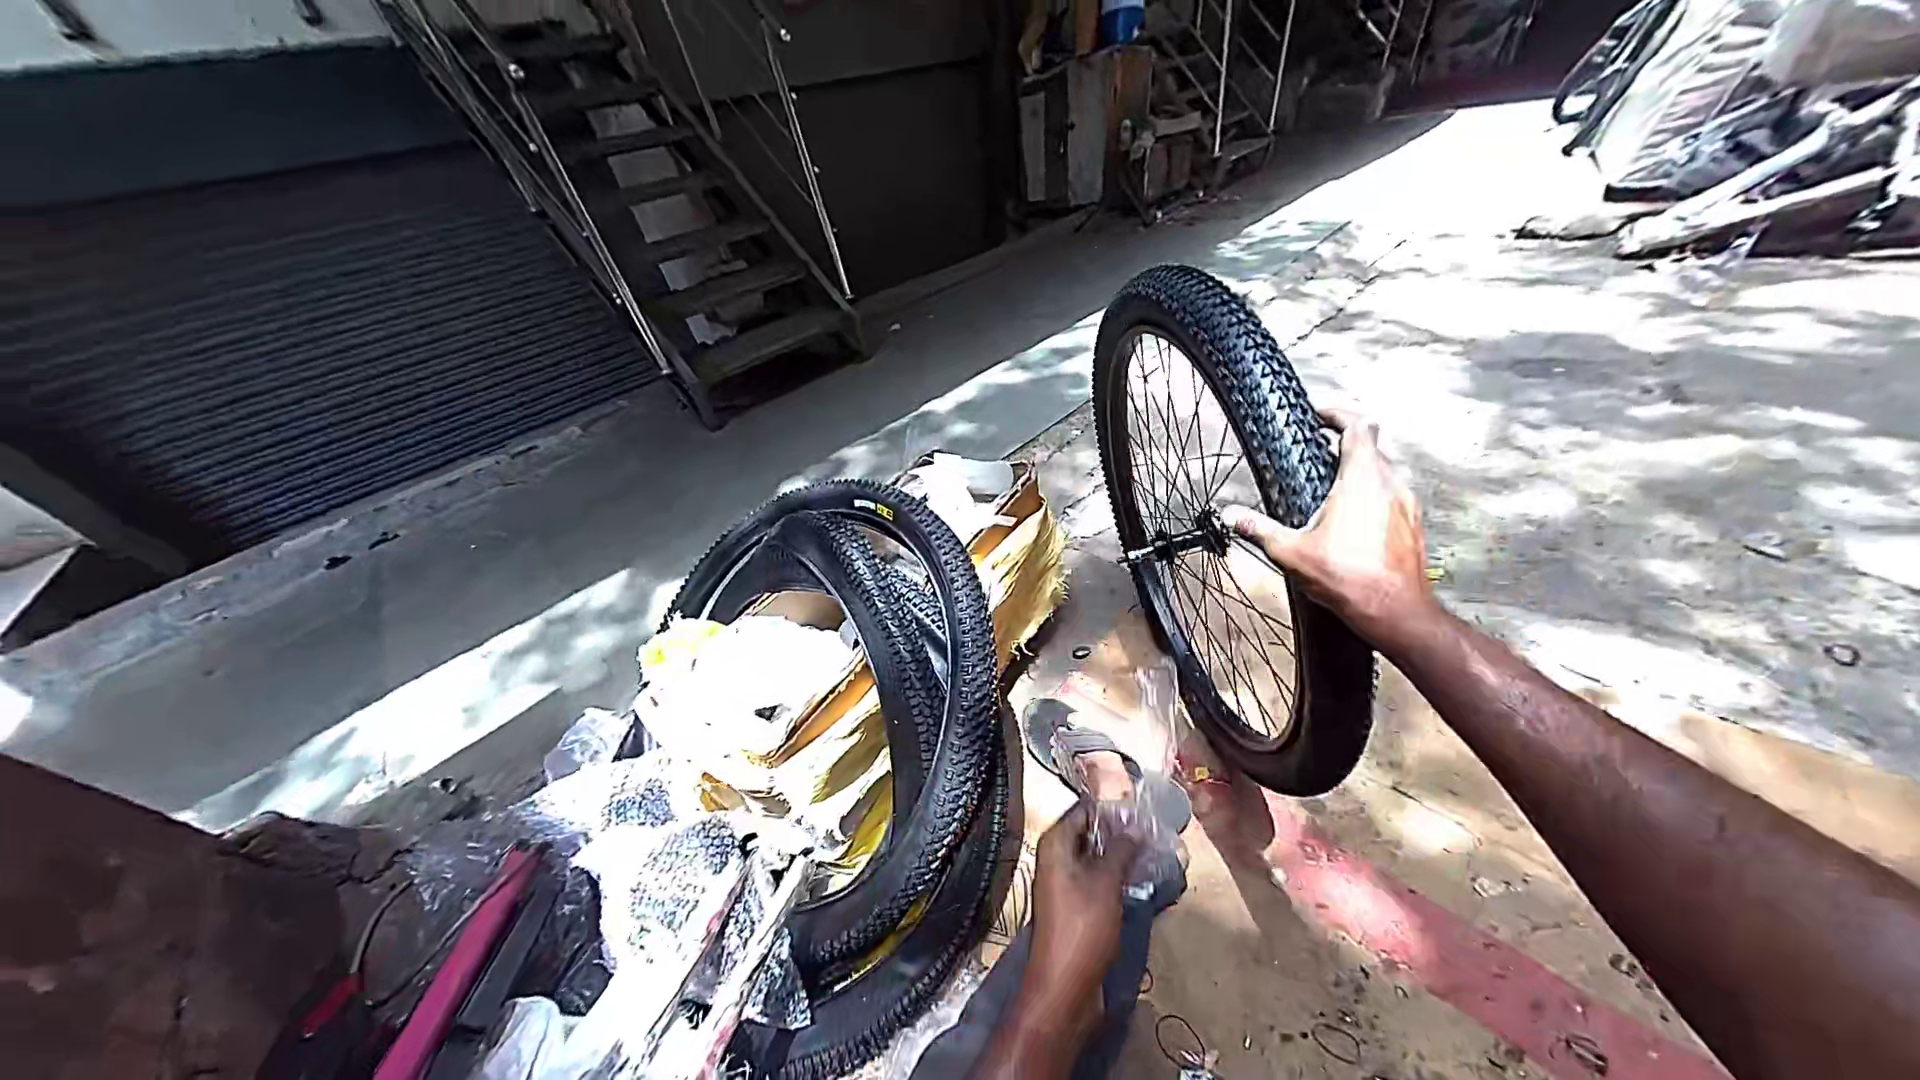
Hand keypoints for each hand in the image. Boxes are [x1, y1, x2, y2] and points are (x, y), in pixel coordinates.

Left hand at [1026, 802, 1139, 1018]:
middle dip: (1117, 832)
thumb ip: (1121, 851)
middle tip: (1150, 830)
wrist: (1065, 985)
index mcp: (1055, 845)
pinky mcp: (1074, 906)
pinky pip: (1096, 880)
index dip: (1109, 810)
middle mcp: (1055, 859)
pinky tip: (1139, 878)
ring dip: (1119, 855)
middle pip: (1088, 834)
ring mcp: (1063, 883)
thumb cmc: (1083, 926)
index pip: (1082, 811)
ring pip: (1094, 858)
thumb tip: (1134, 826)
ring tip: (1151, 851)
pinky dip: (1115, 876)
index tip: (1139, 809)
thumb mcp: (1106, 883)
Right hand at [1218, 408, 1436, 648]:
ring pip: (1385, 470)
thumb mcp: (1290, 551)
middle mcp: (1390, 485)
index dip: (1338, 415)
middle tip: (1321, 446)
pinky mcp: (1412, 524)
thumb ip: (1258, 528)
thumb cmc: (1349, 578)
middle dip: (1346, 441)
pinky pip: (1393, 495)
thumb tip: (1231, 516)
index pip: (1357, 428)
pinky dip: (1373, 492)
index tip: (1320, 415)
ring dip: (1361, 468)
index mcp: (1361, 481)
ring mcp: (1406, 504)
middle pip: (1373, 445)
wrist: (1394, 610)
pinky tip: (1353, 515)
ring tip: (1334, 481)